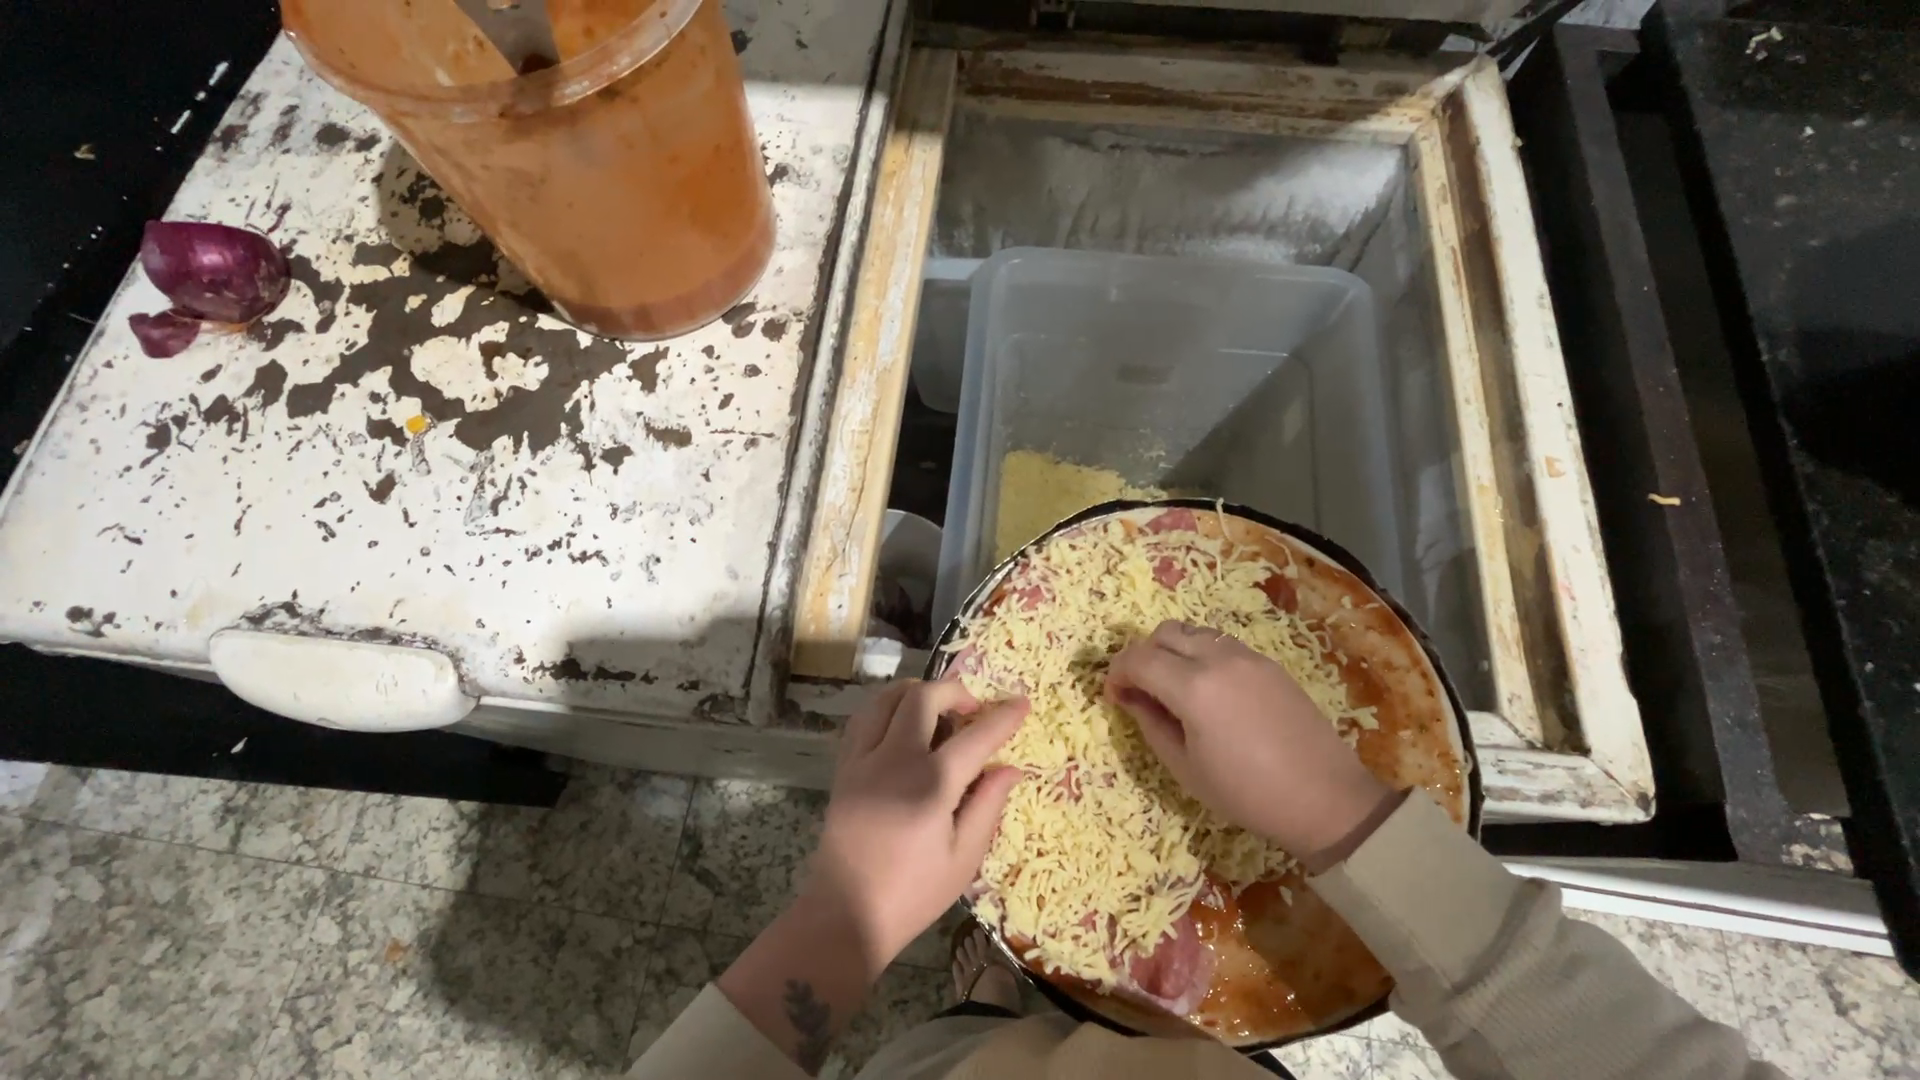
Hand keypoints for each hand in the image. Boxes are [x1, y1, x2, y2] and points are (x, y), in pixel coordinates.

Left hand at [804, 680, 1027, 966]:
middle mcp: (894, 760)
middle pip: (922, 697)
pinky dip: (886, 709)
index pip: (975, 736)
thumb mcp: (963, 859)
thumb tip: (1010, 768)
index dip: (1003, 717)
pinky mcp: (843, 769)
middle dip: (954, 691)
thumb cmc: (912, 894)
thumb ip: (988, 806)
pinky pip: (863, 719)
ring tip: (936, 710)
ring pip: (886, 698)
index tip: (1022, 703)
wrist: (844, 914)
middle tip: (972, 710)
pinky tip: (901, 726)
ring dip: (916, 692)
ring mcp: (862, 760)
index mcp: (931, 785)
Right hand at [1105, 621, 1400, 872]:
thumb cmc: (1246, 792)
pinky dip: (1200, 654)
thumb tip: (1130, 698)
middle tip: (1139, 689)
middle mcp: (1217, 659)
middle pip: (1163, 634)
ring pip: (1193, 632)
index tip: (1113, 696)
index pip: (1138, 659)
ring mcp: (1247, 656)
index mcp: (1193, 687)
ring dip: (1171, 650)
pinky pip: (1220, 643)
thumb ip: (1151, 724)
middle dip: (1141, 655)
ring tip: (1172, 687)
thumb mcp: (1185, 768)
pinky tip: (1206, 690)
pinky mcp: (1268, 663)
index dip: (1117, 673)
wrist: (1324, 797)